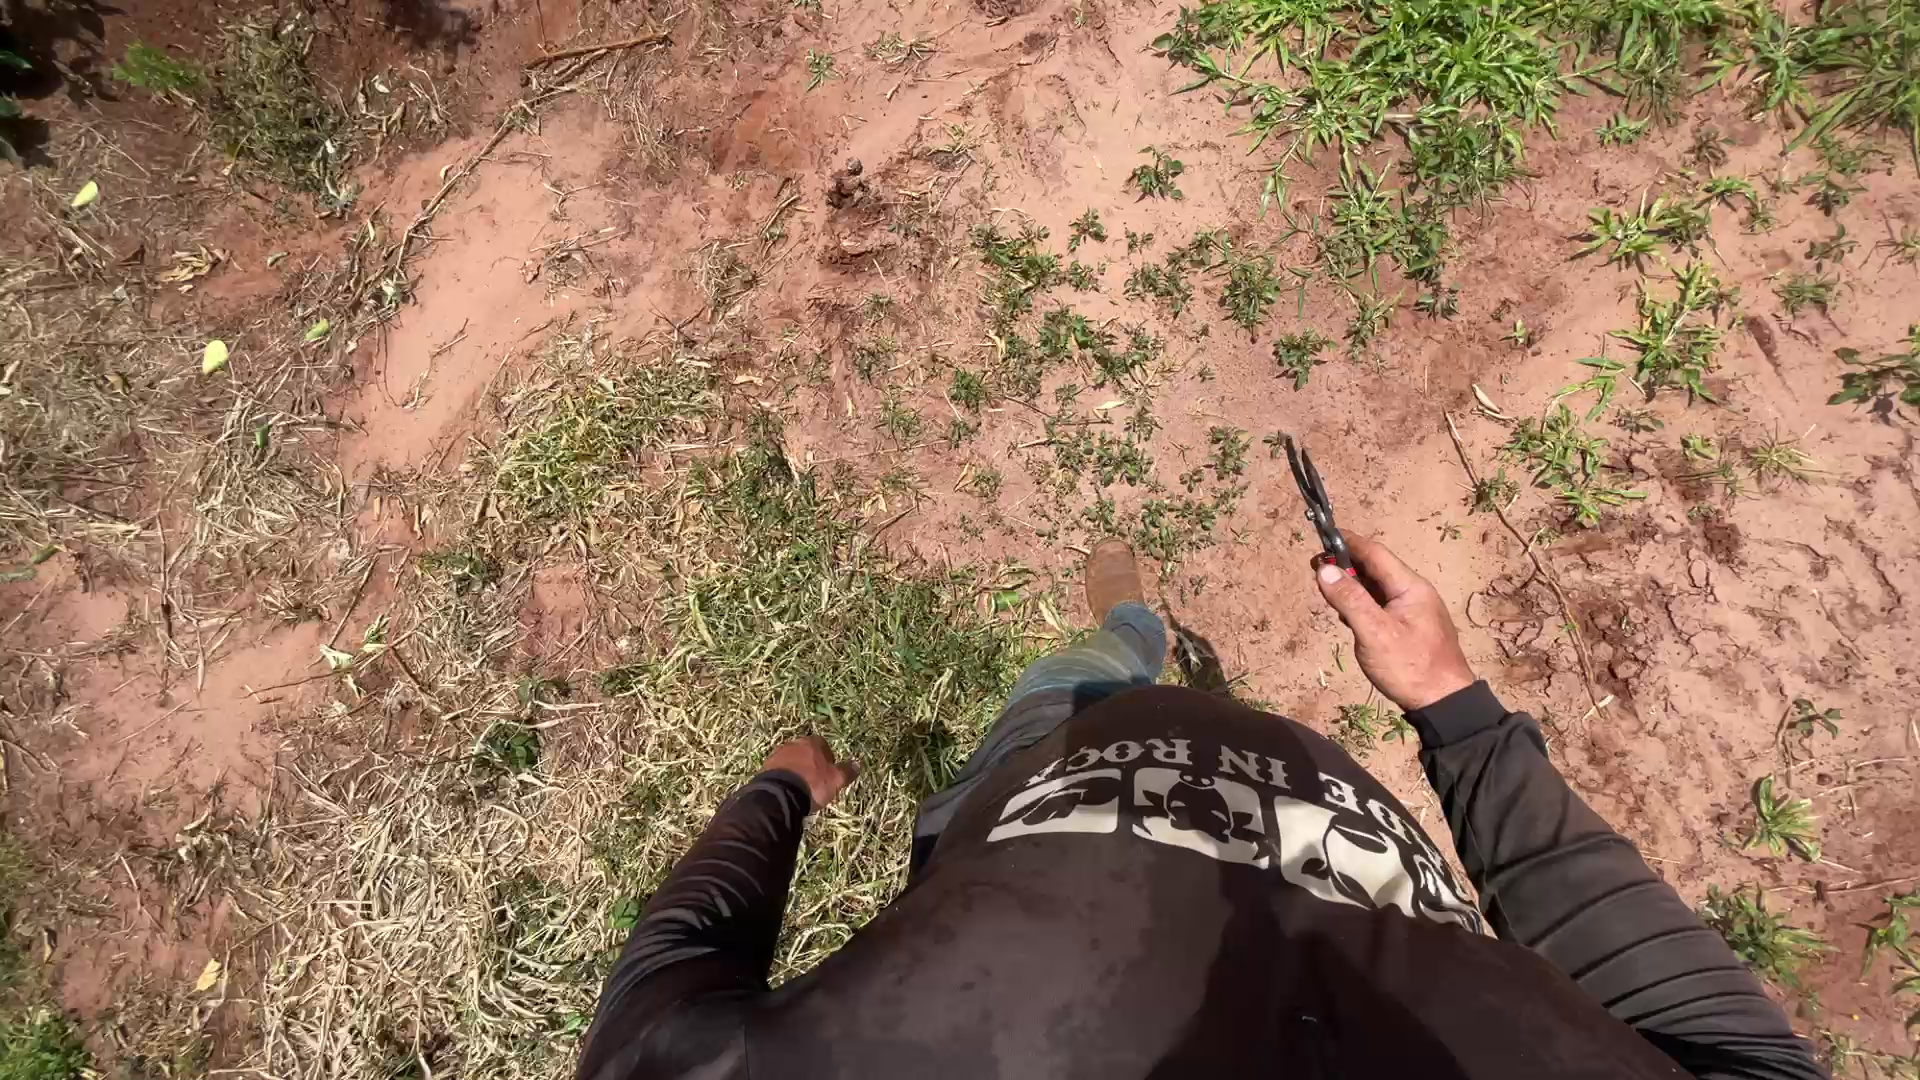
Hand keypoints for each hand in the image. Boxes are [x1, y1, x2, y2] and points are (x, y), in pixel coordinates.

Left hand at [762, 736, 858, 810]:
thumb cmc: (812, 784)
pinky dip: (784, 778)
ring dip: (796, 769)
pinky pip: (778, 771)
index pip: (822, 743)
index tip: (829, 769)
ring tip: (801, 787)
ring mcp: (777, 755)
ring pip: (790, 760)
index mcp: (811, 743)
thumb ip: (846, 771)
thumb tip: (857, 764)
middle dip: (810, 762)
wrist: (779, 795)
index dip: (827, 756)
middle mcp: (793, 744)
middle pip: (805, 751)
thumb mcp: (835, 780)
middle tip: (815, 778)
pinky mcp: (765, 769)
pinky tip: (788, 790)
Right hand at [1313, 534, 1476, 711]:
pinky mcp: (1408, 626)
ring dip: (1351, 584)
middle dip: (1345, 564)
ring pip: (1376, 587)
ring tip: (1326, 590)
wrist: (1444, 704)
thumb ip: (1349, 599)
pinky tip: (1346, 613)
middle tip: (1316, 569)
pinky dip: (1360, 601)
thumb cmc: (1409, 666)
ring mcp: (1413, 610)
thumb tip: (1323, 569)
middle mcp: (1414, 593)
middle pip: (1375, 568)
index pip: (1375, 553)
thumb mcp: (1373, 632)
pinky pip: (1379, 604)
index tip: (1321, 538)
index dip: (1348, 543)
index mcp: (1410, 587)